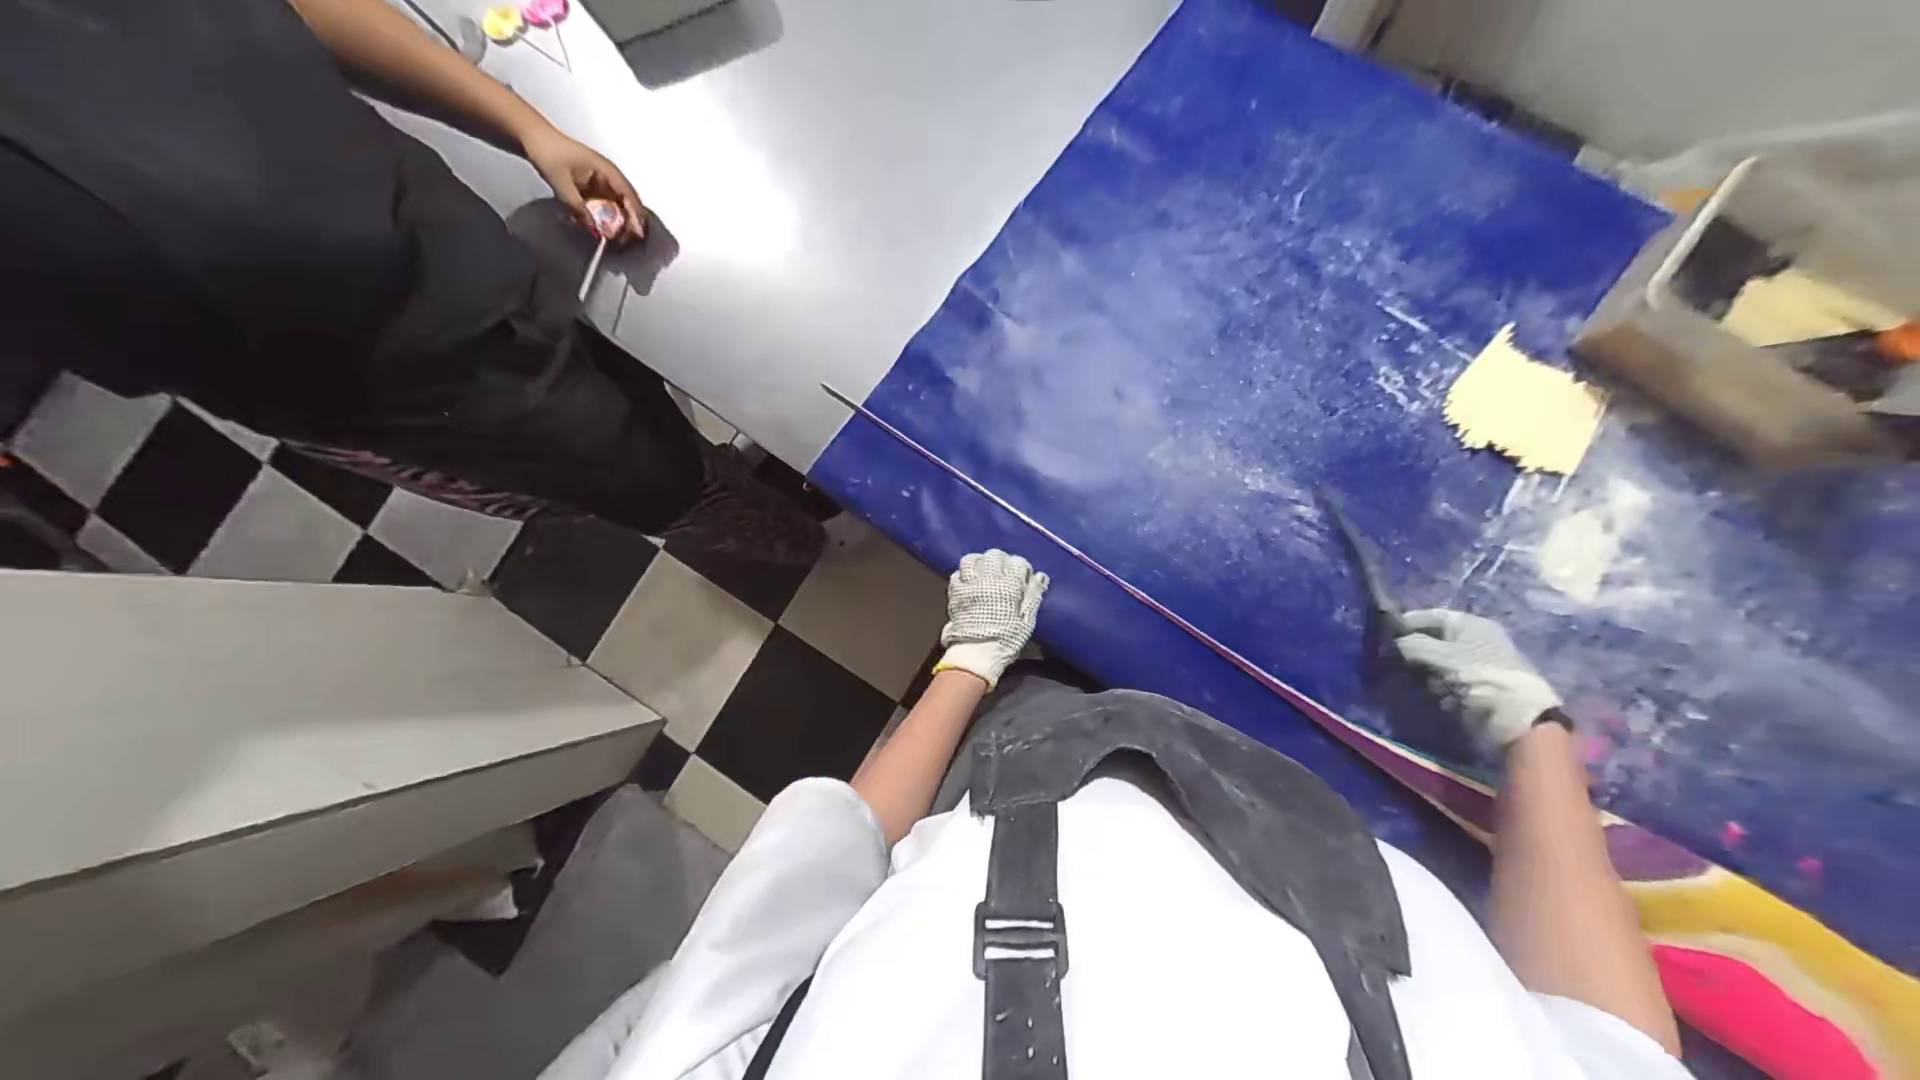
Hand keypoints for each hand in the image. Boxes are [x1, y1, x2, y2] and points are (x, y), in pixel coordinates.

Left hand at [520, 126, 646, 240]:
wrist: (531, 136)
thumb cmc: (547, 151)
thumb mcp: (560, 179)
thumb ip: (576, 205)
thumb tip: (593, 228)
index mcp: (608, 171)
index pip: (629, 196)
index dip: (635, 215)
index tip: (637, 234)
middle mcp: (609, 179)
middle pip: (627, 205)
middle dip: (627, 224)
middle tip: (622, 241)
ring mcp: (601, 184)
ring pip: (615, 208)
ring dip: (613, 223)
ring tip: (609, 238)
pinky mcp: (592, 190)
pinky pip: (601, 208)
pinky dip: (599, 218)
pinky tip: (590, 226)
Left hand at [933, 550, 1048, 689]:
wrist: (976, 653)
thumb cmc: (1006, 639)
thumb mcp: (1026, 620)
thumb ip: (1034, 596)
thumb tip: (1041, 576)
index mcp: (1009, 584)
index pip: (1018, 562)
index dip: (1022, 569)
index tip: (1023, 578)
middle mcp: (989, 578)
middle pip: (995, 555)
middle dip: (1002, 561)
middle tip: (1004, 573)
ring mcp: (970, 583)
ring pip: (973, 559)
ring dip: (980, 562)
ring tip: (984, 571)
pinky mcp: (956, 591)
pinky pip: (957, 573)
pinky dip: (964, 574)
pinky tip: (969, 581)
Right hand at [1394, 609, 1559, 748]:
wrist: (1517, 719)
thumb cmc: (1477, 676)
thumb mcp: (1437, 655)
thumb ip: (1409, 644)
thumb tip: (1393, 643)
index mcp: (1470, 623)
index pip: (1427, 615)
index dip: (1402, 624)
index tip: (1381, 639)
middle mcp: (1475, 638)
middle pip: (1431, 637)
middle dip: (1410, 649)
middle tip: (1391, 662)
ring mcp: (1478, 661)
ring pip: (1435, 659)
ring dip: (1419, 669)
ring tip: (1406, 680)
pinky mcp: (1479, 683)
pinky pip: (1445, 677)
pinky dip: (1431, 683)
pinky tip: (1423, 691)